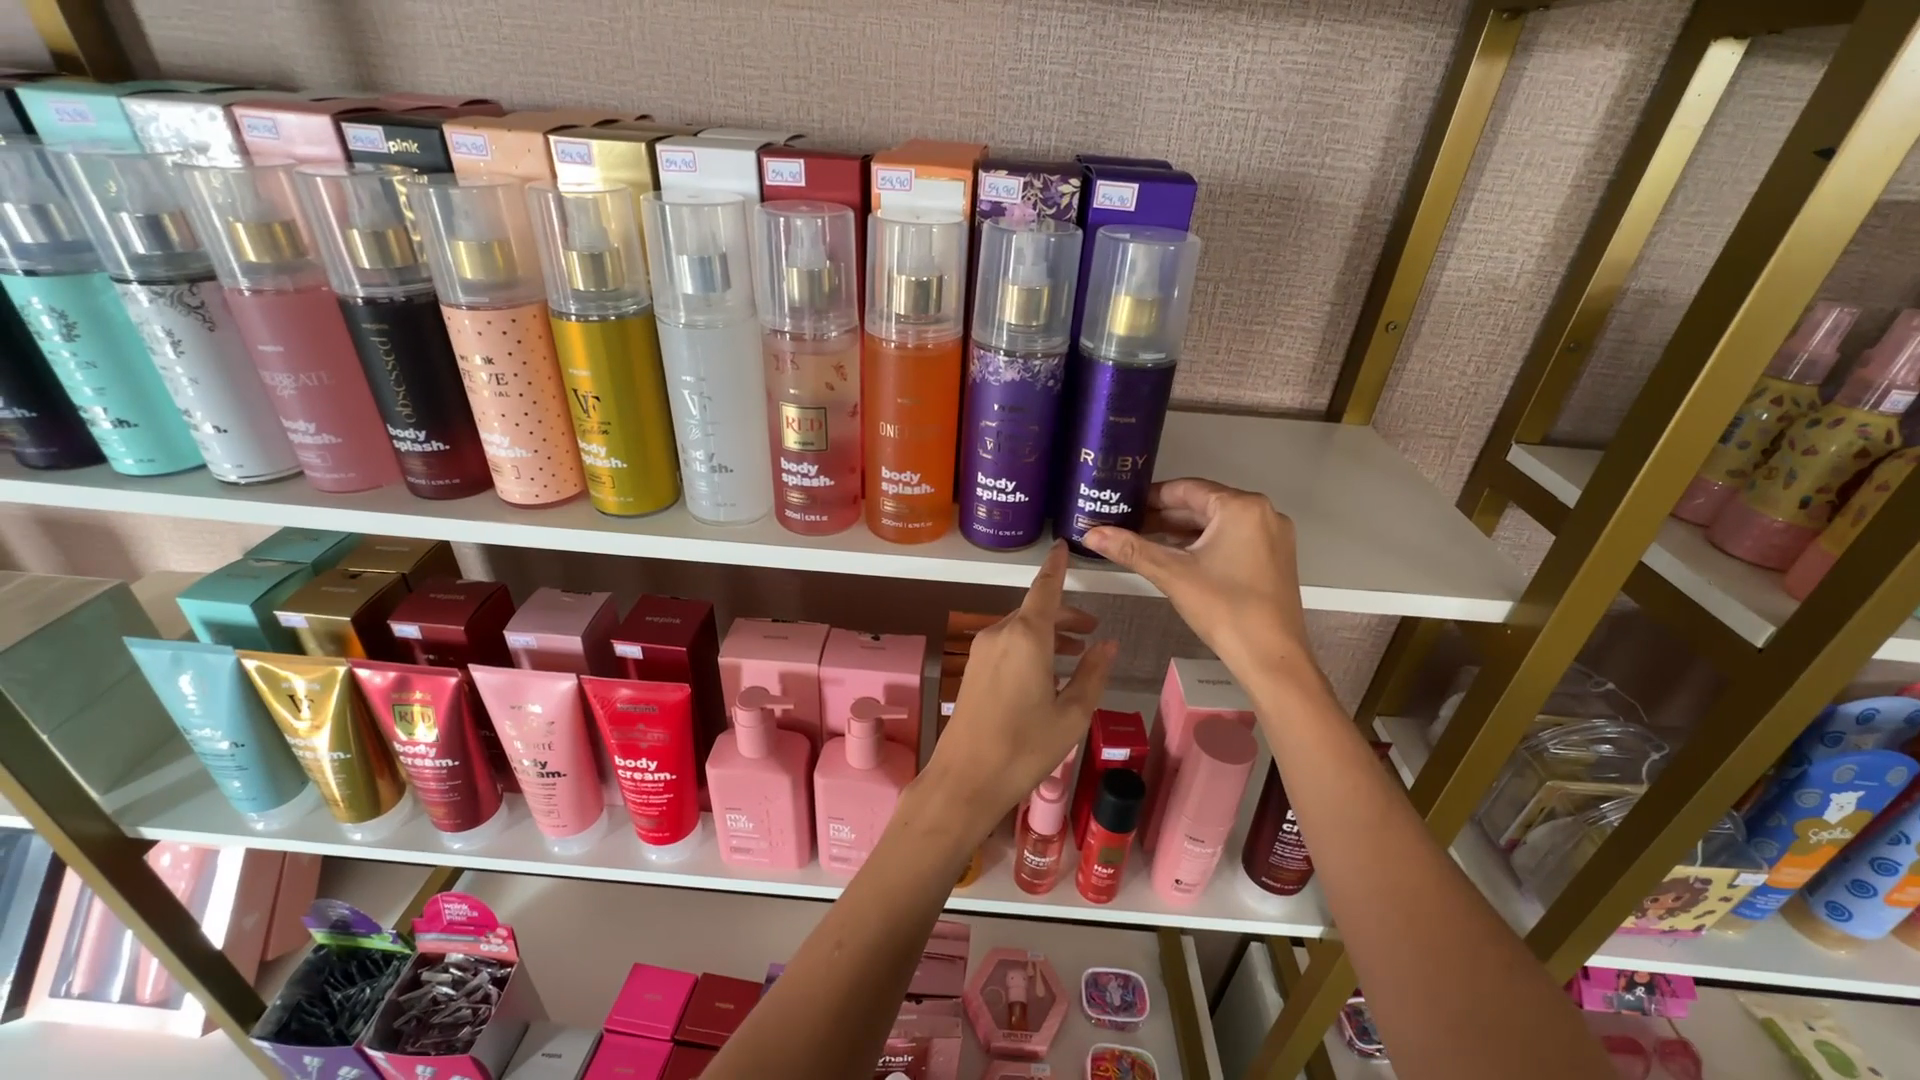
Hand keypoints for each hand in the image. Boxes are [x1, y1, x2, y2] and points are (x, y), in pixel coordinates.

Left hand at [924, 541, 1116, 838]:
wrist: (965, 780)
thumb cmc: (1025, 748)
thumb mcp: (1072, 714)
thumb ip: (1092, 674)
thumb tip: (1108, 646)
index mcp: (1026, 637)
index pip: (1044, 589)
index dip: (1056, 567)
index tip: (1063, 546)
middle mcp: (999, 635)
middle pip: (1034, 611)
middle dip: (1063, 616)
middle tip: (1090, 630)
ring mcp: (981, 653)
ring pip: (1020, 630)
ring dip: (1047, 634)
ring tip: (1075, 654)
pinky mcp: (972, 671)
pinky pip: (1006, 647)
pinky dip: (1030, 649)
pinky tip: (1046, 675)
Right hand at [1082, 478, 1315, 677]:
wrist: (1271, 656)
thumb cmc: (1224, 608)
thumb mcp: (1172, 574)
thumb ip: (1131, 549)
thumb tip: (1092, 533)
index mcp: (1241, 507)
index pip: (1186, 489)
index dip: (1150, 496)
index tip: (1123, 504)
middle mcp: (1263, 513)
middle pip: (1203, 505)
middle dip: (1164, 516)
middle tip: (1127, 524)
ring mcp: (1272, 536)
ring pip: (1217, 524)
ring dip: (1182, 531)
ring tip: (1144, 540)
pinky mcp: (1273, 558)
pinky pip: (1232, 539)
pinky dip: (1203, 544)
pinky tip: (1176, 556)